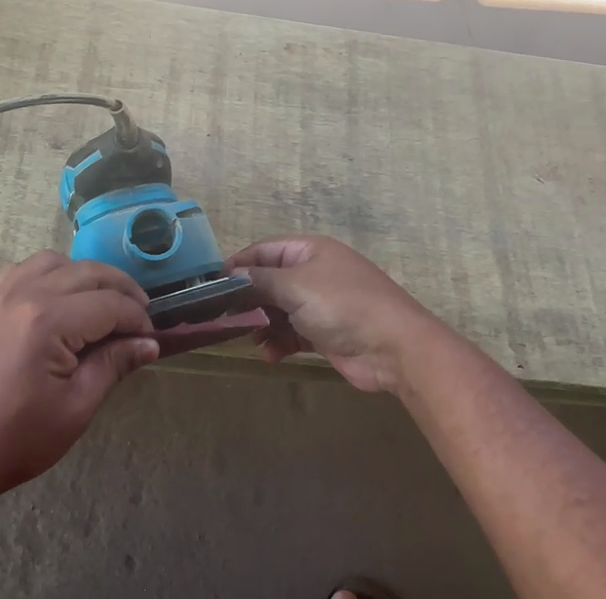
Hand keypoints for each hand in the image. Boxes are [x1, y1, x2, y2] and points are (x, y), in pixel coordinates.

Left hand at [0, 251, 159, 513]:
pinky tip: (62, 299)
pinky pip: (26, 269)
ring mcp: (0, 294)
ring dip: (87, 276)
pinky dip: (52, 274)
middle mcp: (25, 293)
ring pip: (57, 261)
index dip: (138, 320)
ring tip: (104, 305)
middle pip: (89, 272)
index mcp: (48, 320)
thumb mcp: (76, 407)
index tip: (152, 339)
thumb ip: (114, 365)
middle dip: (122, 291)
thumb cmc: (15, 441)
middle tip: (140, 319)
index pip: (111, 304)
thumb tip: (149, 343)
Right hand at [227, 235, 444, 393]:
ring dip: (261, 324)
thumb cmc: (342, 305)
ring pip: (279, 310)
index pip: (264, 250)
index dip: (238, 264)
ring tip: (247, 339)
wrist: (393, 347)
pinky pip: (293, 333)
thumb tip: (231, 275)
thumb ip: (259, 280)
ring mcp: (321, 304)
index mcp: (310, 251)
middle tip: (221, 317)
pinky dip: (279, 342)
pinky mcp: (326, 333)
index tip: (211, 284)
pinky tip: (270, 355)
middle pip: (270, 281)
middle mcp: (314, 273)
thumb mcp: (295, 286)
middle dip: (247, 298)